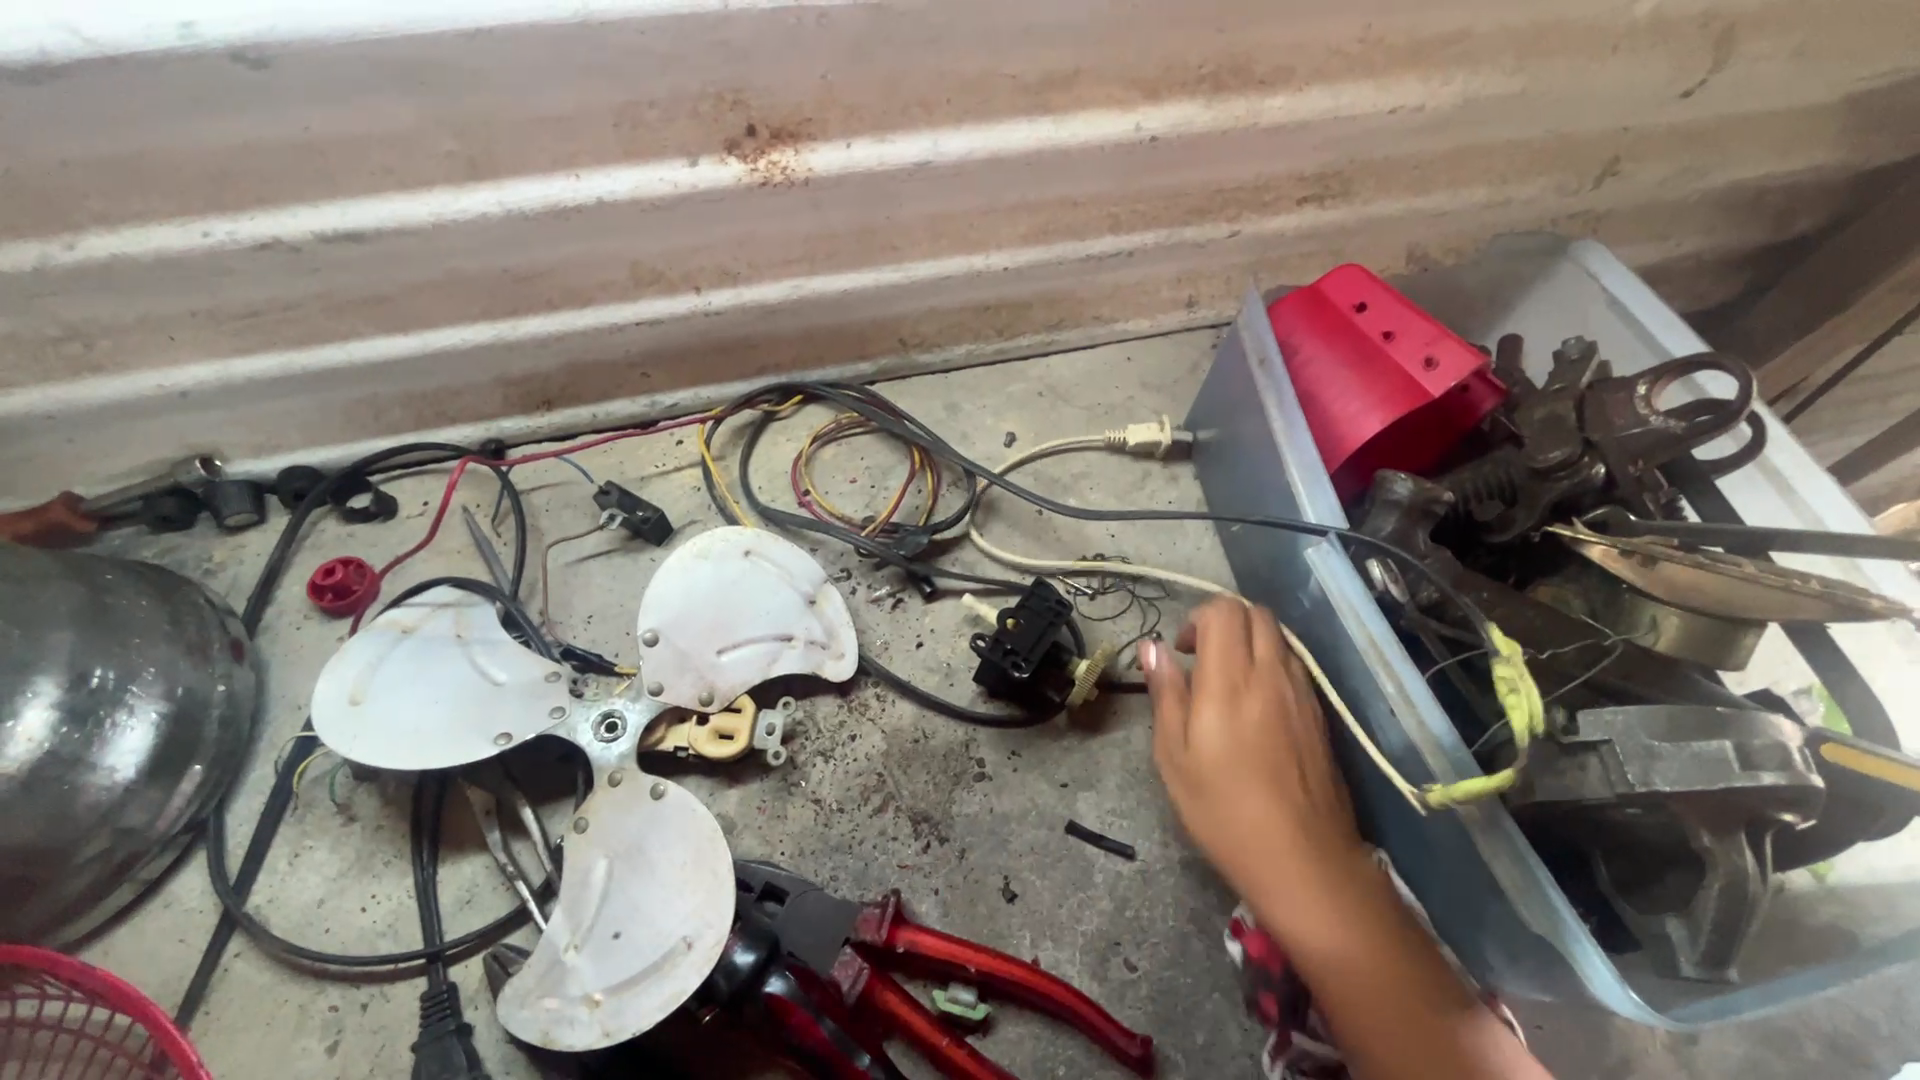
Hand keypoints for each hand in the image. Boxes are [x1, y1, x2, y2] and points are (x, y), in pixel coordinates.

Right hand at [1141, 598, 1368, 908]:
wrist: (1303, 858)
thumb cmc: (1223, 810)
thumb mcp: (1174, 756)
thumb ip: (1166, 694)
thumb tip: (1153, 648)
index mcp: (1230, 681)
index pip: (1224, 611)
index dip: (1198, 618)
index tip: (1182, 652)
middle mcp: (1271, 675)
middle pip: (1256, 613)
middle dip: (1226, 622)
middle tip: (1202, 660)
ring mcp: (1302, 693)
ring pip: (1279, 637)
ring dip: (1251, 642)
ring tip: (1227, 684)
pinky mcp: (1320, 715)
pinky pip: (1295, 666)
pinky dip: (1272, 665)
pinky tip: (1256, 707)